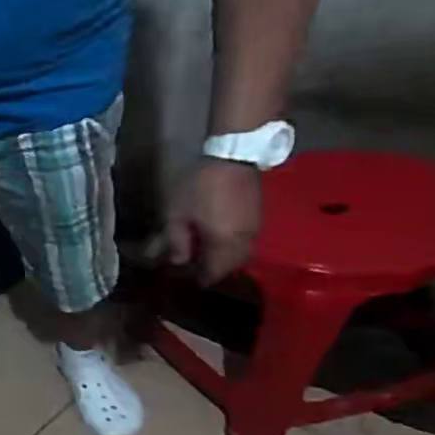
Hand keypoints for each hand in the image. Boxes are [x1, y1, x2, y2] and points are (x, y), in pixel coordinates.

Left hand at [167, 160, 262, 283]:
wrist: (234, 155)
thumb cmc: (200, 187)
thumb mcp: (177, 215)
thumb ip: (176, 241)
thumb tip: (178, 262)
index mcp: (225, 244)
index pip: (215, 273)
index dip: (202, 278)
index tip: (189, 280)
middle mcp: (245, 241)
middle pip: (231, 266)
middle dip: (214, 269)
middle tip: (196, 267)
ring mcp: (255, 228)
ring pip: (241, 254)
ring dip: (224, 257)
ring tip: (204, 252)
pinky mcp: (258, 215)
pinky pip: (246, 240)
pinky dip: (232, 245)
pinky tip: (217, 237)